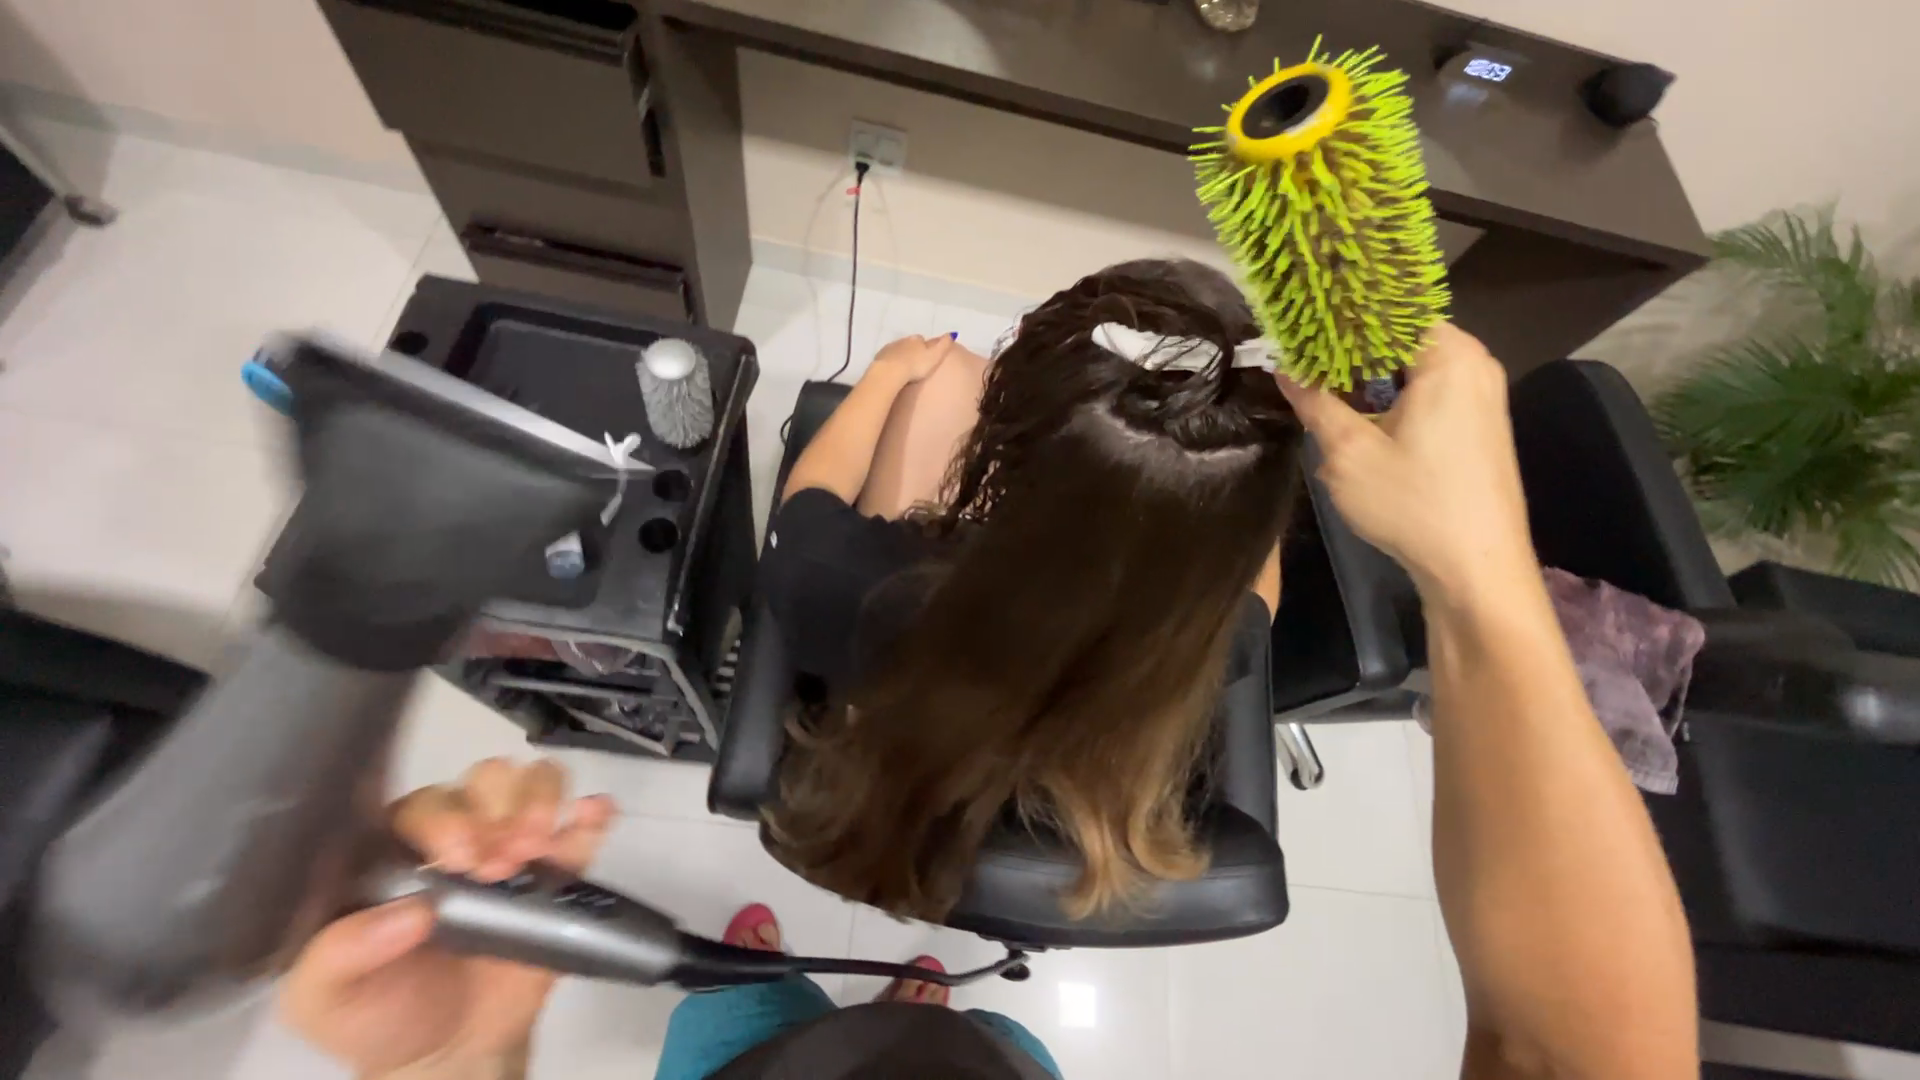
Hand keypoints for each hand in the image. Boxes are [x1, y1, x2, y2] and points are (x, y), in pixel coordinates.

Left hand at [280, 760, 616, 1076]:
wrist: (453, 1049)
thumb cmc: (382, 1013)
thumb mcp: (328, 998)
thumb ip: (339, 957)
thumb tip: (409, 913)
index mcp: (402, 848)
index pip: (425, 804)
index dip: (444, 820)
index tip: (459, 861)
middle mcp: (464, 830)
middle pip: (489, 778)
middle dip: (500, 809)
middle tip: (501, 864)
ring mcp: (518, 844)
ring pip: (538, 782)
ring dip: (543, 802)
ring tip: (538, 849)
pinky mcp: (563, 867)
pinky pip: (585, 824)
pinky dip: (593, 812)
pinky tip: (594, 812)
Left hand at [871, 334, 958, 382]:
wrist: (891, 372)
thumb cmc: (915, 366)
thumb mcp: (934, 356)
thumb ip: (943, 345)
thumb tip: (952, 333)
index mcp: (916, 340)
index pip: (921, 339)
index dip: (924, 345)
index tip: (925, 354)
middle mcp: (902, 341)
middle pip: (908, 343)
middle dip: (911, 349)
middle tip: (914, 361)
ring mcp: (889, 349)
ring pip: (896, 349)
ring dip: (900, 355)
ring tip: (903, 366)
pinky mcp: (879, 358)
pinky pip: (886, 357)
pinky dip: (889, 361)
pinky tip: (892, 369)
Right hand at [1277, 323, 1535, 607]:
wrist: (1475, 566)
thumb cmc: (1412, 501)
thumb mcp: (1348, 451)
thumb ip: (1315, 402)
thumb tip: (1284, 368)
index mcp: (1448, 359)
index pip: (1392, 310)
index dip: (1343, 314)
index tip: (1301, 321)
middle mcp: (1473, 367)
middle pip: (1402, 338)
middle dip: (1350, 348)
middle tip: (1301, 358)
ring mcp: (1480, 399)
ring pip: (1412, 370)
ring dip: (1367, 379)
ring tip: (1320, 390)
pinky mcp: (1477, 428)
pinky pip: (1427, 394)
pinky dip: (1390, 399)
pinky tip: (1356, 423)